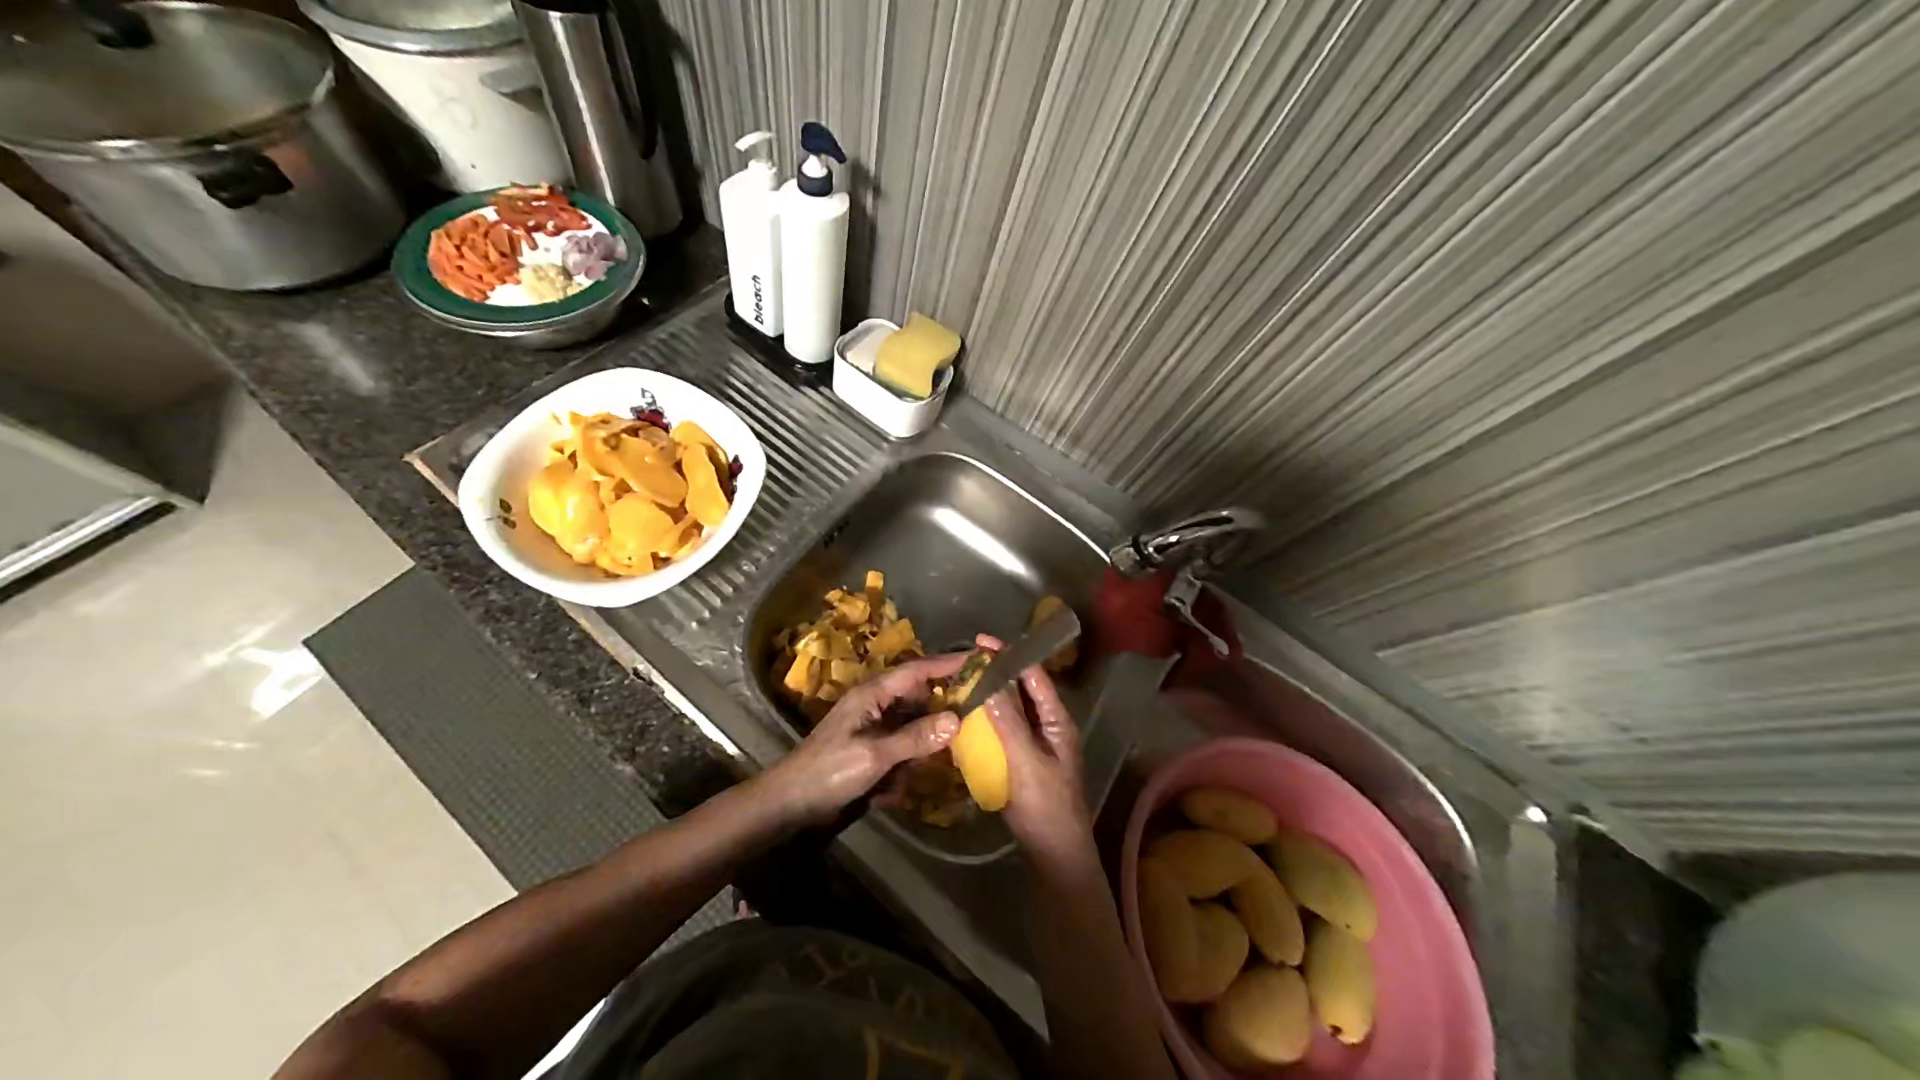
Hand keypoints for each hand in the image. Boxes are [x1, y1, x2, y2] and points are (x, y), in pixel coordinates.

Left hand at [757, 651, 969, 826]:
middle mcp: (877, 706)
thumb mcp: (873, 755)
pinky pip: (907, 745)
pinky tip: (937, 767)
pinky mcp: (876, 752)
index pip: (917, 670)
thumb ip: (915, 738)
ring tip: (970, 735)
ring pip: (917, 721)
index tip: (981, 660)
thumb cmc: (828, 772)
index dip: (948, 664)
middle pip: (920, 695)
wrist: (791, 805)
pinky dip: (919, 755)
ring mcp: (877, 729)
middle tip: (985, 704)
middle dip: (948, 699)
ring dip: (935, 731)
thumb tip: (957, 719)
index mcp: (872, 695)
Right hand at [977, 634, 1094, 863]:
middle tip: (963, 662)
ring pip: (1013, 709)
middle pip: (1023, 689)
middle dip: (997, 671)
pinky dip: (988, 719)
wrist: (1056, 857)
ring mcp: (1038, 744)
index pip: (1033, 675)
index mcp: (1057, 720)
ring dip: (991, 695)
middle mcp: (1049, 726)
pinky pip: (1006, 730)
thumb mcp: (1025, 761)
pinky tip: (966, 720)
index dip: (1008, 655)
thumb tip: (988, 679)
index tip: (979, 641)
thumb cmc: (1045, 807)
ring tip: (960, 684)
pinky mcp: (1025, 761)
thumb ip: (1008, 721)